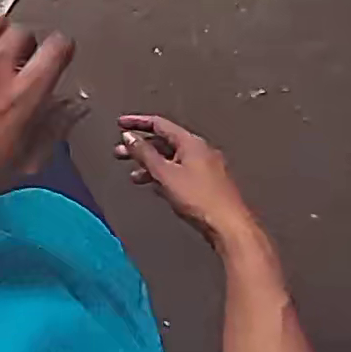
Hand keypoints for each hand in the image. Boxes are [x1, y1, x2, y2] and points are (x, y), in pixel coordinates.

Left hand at [0, 1, 74, 215]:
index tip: (60, 50)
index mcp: (20, 96)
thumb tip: (73, 109)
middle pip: (22, 33)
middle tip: (23, 54)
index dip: (63, 47)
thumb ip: (53, 131)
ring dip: (1, 27)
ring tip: (0, 35)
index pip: (55, 51)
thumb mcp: (23, 163)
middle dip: (28, 42)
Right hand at [115, 115, 258, 244]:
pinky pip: (179, 171)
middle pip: (164, 142)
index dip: (136, 122)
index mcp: (191, 143)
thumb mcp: (164, 173)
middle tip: (120, 152)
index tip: (120, 124)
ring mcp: (206, 168)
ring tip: (133, 174)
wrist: (230, 229)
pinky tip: (153, 186)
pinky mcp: (208, 185)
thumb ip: (143, 153)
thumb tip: (129, 136)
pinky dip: (163, 174)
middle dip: (140, 147)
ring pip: (171, 159)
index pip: (159, 124)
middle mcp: (200, 151)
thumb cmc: (199, 198)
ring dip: (149, 163)